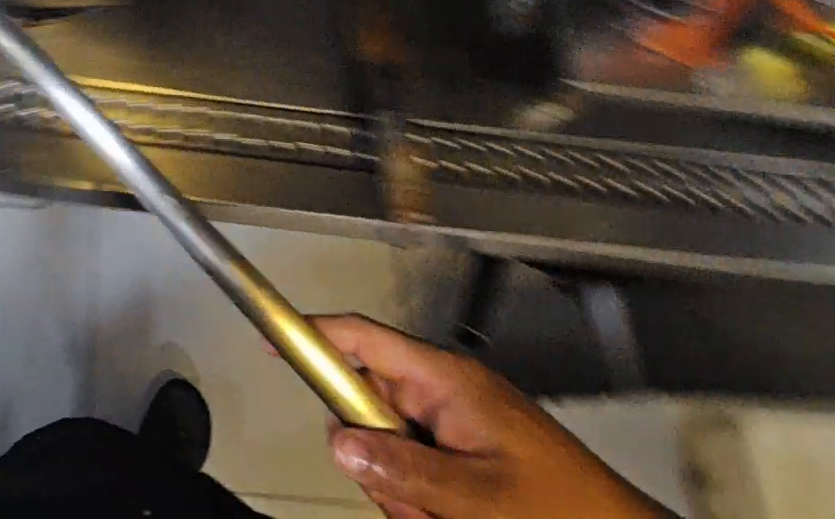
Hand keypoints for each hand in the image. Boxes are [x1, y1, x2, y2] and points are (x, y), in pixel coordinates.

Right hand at [313, 314, 674, 518]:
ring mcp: (454, 421)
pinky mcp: (464, 449)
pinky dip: (418, 499)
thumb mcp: (476, 497)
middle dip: (372, 456)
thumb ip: (402, 467)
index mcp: (444, 379)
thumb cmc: (564, 510)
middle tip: (409, 501)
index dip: (313, 332)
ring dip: (400, 489)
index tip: (271, 341)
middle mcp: (442, 391)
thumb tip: (336, 441)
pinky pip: (412, 465)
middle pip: (365, 402)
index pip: (362, 337)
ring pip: (385, 444)